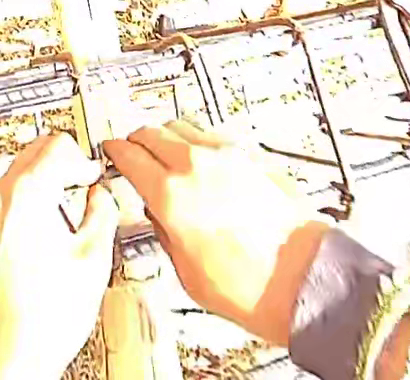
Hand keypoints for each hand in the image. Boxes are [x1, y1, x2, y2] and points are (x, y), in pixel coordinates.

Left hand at [0, 133, 118, 379]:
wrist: (0, 367)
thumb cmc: (38, 324)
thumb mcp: (93, 259)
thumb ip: (103, 212)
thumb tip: (101, 196)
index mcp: (27, 194)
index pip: (60, 145)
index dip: (85, 157)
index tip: (96, 174)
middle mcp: (0, 198)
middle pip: (37, 149)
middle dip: (66, 161)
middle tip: (87, 182)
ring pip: (22, 169)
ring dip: (49, 176)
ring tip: (72, 205)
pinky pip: (11, 194)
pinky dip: (33, 196)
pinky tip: (51, 225)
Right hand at [102, 119, 327, 346]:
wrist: (299, 274)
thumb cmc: (250, 283)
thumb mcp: (185, 270)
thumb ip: (164, 229)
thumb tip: (156, 211)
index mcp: (173, 195)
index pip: (130, 155)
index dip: (115, 151)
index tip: (110, 150)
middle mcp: (196, 164)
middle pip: (152, 132)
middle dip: (137, 139)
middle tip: (132, 148)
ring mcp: (224, 153)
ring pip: (181, 124)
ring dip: (165, 134)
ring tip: (163, 149)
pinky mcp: (247, 152)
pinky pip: (210, 132)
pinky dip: (195, 139)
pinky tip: (197, 155)